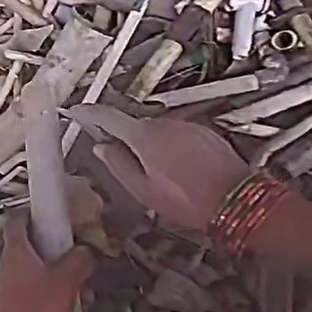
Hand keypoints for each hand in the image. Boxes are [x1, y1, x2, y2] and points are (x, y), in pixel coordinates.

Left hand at [0, 215, 94, 311]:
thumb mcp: (68, 280)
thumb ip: (81, 258)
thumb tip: (88, 249)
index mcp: (15, 250)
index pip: (18, 217)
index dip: (36, 209)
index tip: (57, 211)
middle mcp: (9, 261)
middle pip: (32, 239)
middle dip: (57, 241)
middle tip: (77, 244)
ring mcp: (12, 281)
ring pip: (38, 261)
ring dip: (60, 265)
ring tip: (81, 276)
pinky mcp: (18, 299)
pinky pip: (38, 280)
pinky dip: (55, 283)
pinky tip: (74, 296)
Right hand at [65, 105, 248, 232]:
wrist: (235, 198)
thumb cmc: (185, 200)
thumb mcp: (143, 191)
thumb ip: (118, 165)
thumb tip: (101, 147)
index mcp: (144, 136)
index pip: (109, 116)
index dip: (89, 112)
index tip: (76, 110)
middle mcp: (164, 122)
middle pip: (134, 124)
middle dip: (123, 137)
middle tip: (117, 157)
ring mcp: (186, 124)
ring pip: (157, 129)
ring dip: (148, 143)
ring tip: (153, 171)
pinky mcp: (203, 131)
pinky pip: (176, 133)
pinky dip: (168, 144)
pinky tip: (175, 167)